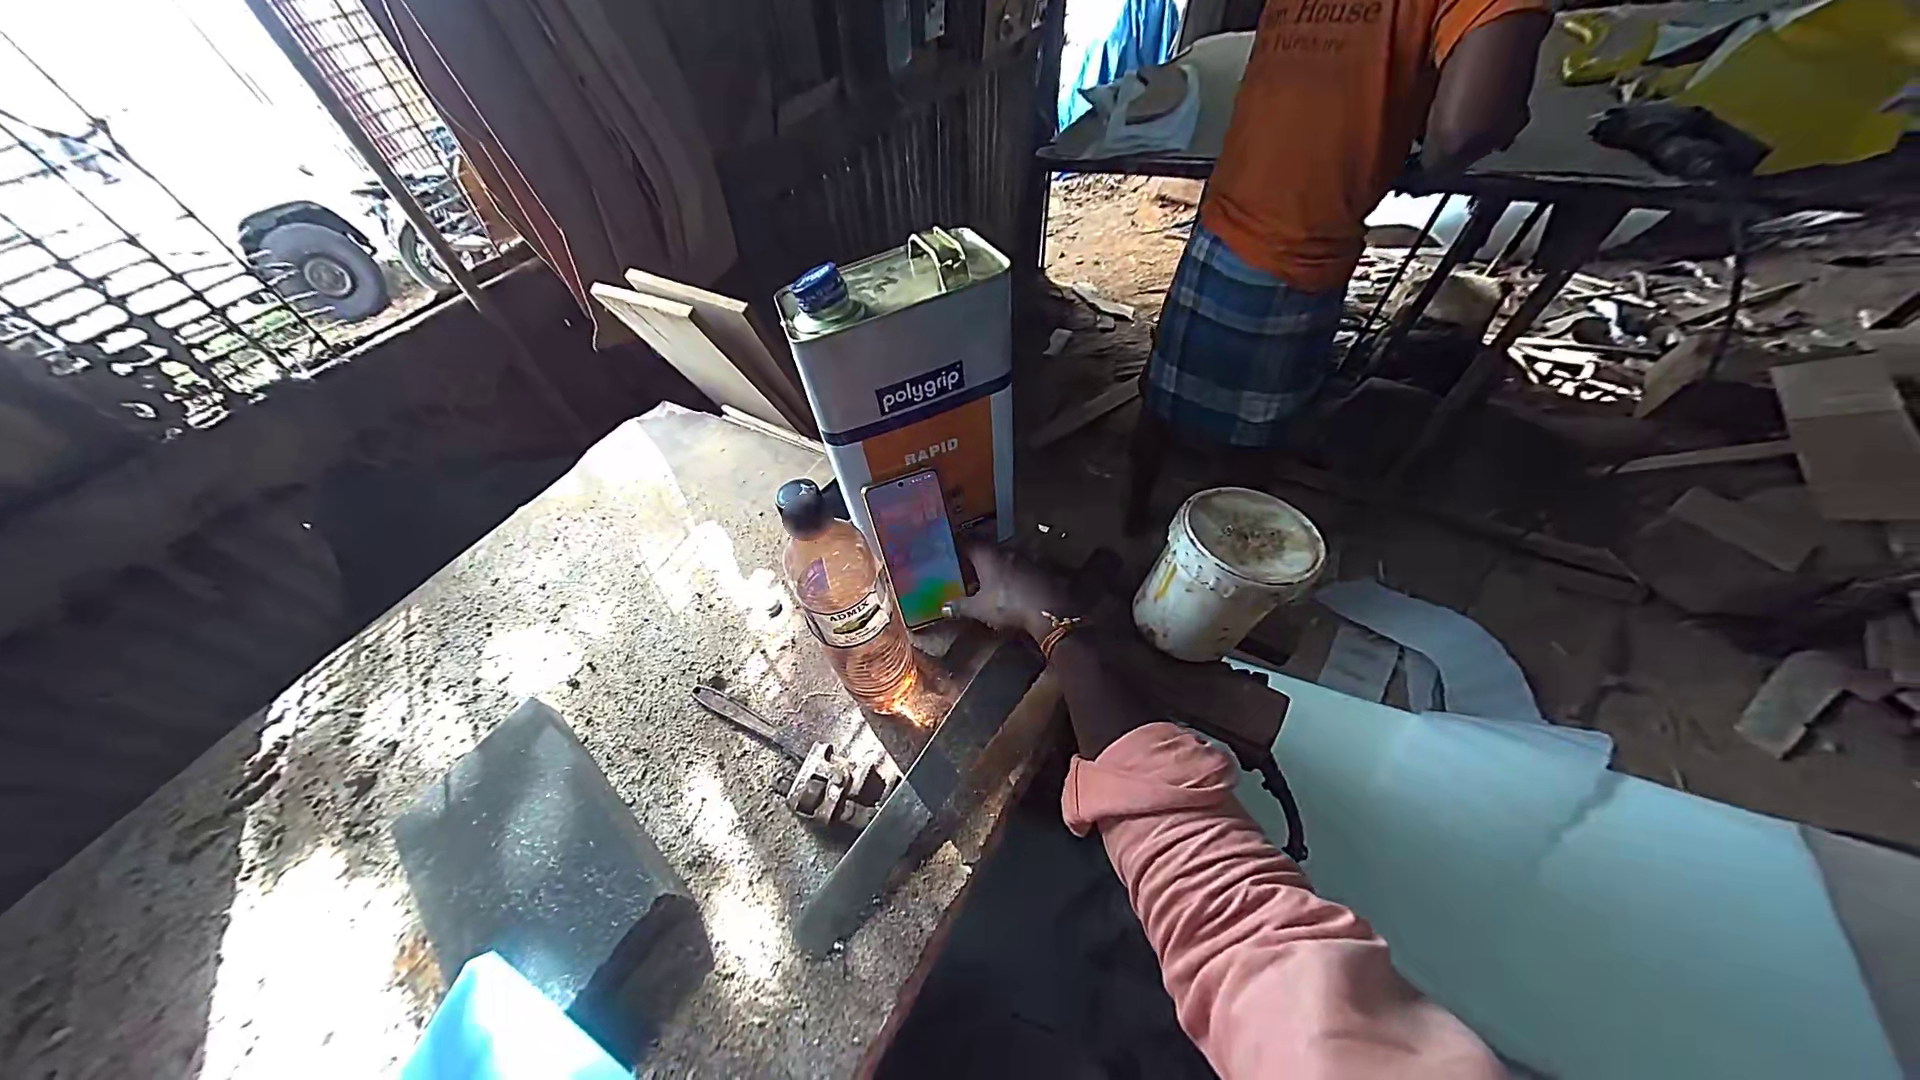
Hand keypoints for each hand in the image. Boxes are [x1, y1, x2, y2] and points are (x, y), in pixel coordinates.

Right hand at [942, 542, 1075, 644]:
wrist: (1049, 611)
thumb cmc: (1008, 605)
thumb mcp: (979, 609)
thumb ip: (960, 606)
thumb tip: (944, 607)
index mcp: (987, 555)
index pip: (968, 542)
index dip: (958, 547)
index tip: (950, 552)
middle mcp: (1005, 550)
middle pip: (986, 549)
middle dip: (976, 558)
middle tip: (966, 569)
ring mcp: (1025, 558)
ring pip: (1004, 557)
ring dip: (995, 566)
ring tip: (986, 580)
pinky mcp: (1040, 568)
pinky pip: (1019, 567)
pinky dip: (1011, 574)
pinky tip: (1010, 587)